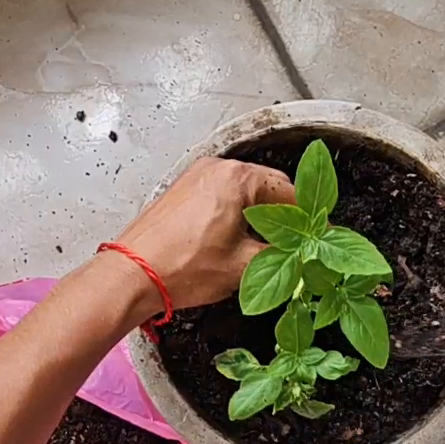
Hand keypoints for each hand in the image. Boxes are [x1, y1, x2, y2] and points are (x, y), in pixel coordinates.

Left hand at [113, 158, 294, 310]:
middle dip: (281, 217)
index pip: (289, 192)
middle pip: (265, 189)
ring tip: (262, 249)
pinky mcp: (181, 191)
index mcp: (237, 178)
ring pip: (242, 193)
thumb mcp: (243, 267)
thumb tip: (300, 258)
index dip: (306, 220)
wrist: (131, 275)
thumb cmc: (181, 267)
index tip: (313, 239)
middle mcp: (217, 168)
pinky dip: (232, 215)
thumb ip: (280, 258)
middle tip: (291, 246)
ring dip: (256, 217)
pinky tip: (232, 242)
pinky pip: (219, 197)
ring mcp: (196, 177)